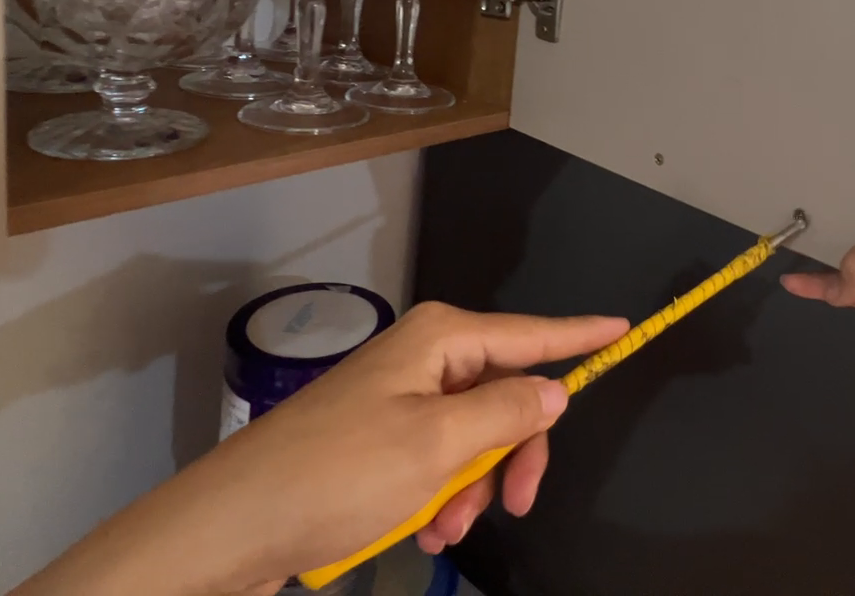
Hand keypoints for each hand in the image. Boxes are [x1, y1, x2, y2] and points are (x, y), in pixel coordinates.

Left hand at [13, 303, 627, 595]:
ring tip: (446, 529)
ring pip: (477, 434)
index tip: (624, 326)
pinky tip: (426, 527)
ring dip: (475, 484)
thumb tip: (555, 390)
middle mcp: (428, 357)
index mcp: (443, 339)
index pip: (532, 333)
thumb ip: (507, 412)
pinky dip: (444, 492)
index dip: (581, 334)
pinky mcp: (383, 434)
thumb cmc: (338, 473)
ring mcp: (404, 396)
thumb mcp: (437, 446)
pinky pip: (441, 455)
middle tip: (517, 502)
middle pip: (507, 394)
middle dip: (513, 451)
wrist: (230, 528)